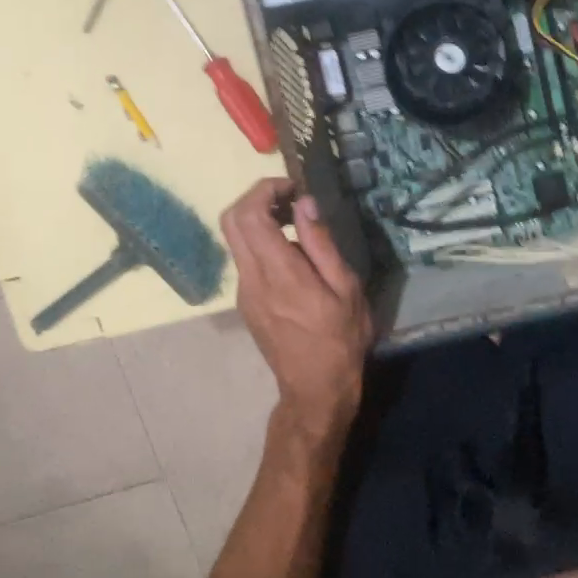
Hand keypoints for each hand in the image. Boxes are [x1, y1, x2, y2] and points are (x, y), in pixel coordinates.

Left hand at [221, 180, 372, 445]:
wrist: (315, 390)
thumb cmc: (341, 338)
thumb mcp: (346, 288)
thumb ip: (322, 243)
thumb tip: (305, 203)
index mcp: (278, 272)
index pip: (249, 215)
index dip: (266, 189)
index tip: (295, 188)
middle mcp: (252, 278)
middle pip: (231, 220)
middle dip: (257, 198)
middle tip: (292, 198)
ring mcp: (244, 291)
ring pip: (237, 238)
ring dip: (261, 219)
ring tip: (299, 222)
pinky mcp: (247, 302)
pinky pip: (247, 258)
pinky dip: (264, 241)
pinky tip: (296, 254)